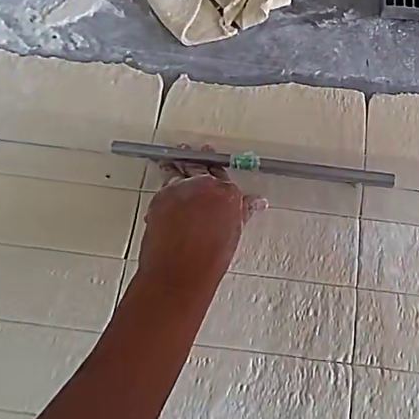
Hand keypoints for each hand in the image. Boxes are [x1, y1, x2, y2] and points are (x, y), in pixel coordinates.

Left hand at [137, 149, 264, 293]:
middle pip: (200, 166)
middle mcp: (205, 185)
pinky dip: (165, 181)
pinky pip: (165, 185)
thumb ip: (243, 211)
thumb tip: (257, 202)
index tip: (214, 165)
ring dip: (177, 163)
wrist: (181, 269)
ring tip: (173, 156)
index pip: (222, 174)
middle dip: (198, 158)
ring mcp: (181, 189)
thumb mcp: (234, 230)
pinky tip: (163, 177)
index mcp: (227, 192)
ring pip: (179, 170)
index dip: (217, 170)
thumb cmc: (211, 256)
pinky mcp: (161, 197)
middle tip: (196, 150)